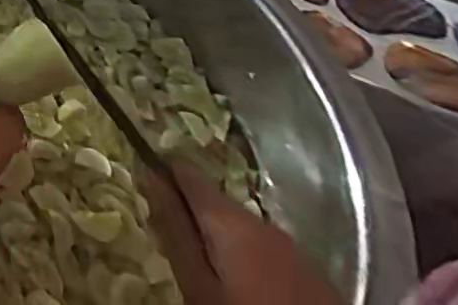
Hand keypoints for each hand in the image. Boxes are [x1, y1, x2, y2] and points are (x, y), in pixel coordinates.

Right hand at [157, 162, 341, 304]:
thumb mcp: (197, 285)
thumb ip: (172, 228)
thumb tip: (148, 173)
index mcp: (229, 219)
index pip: (185, 169)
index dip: (161, 171)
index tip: (145, 189)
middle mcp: (262, 222)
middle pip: (213, 201)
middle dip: (190, 213)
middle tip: (171, 245)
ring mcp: (293, 248)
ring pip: (240, 227)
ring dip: (219, 238)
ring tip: (207, 272)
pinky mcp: (313, 275)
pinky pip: (266, 250)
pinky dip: (247, 258)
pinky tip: (245, 288)